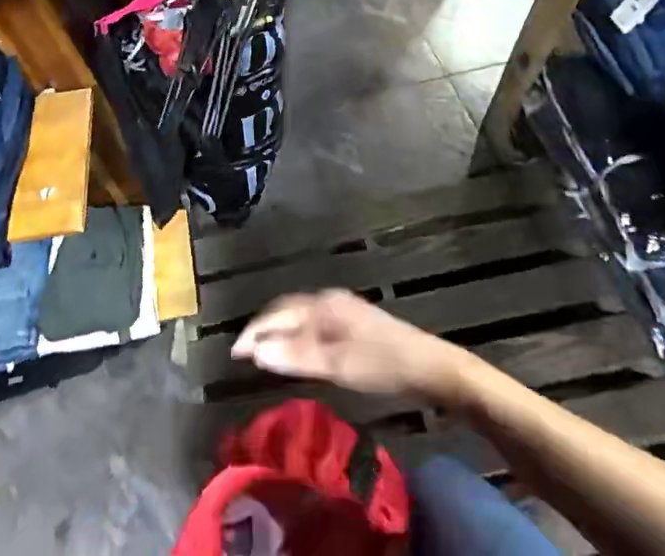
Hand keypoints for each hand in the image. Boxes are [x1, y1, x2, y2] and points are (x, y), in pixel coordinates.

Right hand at [230, 290, 475, 404]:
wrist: (429, 366)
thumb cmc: (381, 364)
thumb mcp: (337, 365)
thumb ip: (296, 357)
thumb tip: (256, 352)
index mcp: (323, 305)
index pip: (278, 314)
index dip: (254, 332)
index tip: (234, 353)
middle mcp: (329, 299)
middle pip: (287, 309)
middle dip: (263, 328)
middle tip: (244, 352)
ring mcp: (343, 307)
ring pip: (300, 314)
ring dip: (279, 330)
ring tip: (264, 350)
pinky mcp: (353, 320)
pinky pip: (313, 321)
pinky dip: (296, 332)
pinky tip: (298, 348)